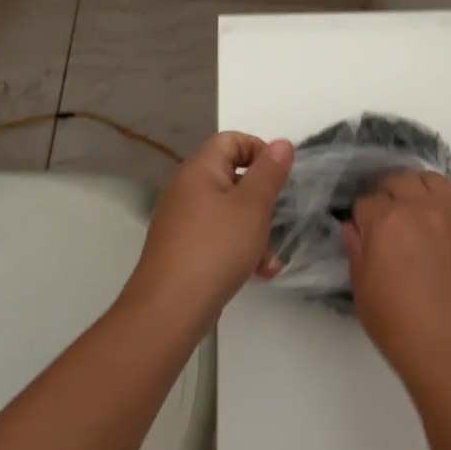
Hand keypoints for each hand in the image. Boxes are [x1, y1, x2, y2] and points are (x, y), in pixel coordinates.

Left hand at [123, 132, 293, 321]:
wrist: (169, 310)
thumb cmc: (216, 248)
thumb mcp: (253, 206)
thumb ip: (270, 172)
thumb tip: (281, 144)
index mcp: (200, 170)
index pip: (232, 140)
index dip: (260, 150)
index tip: (279, 176)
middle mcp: (187, 190)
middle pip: (233, 177)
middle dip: (262, 198)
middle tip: (279, 218)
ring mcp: (182, 221)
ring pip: (229, 211)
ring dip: (256, 229)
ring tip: (271, 259)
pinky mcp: (183, 249)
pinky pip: (218, 237)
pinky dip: (239, 248)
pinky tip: (258, 273)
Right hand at [342, 172, 450, 388]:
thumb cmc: (400, 326)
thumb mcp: (363, 291)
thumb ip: (357, 251)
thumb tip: (354, 227)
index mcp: (387, 221)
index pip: (367, 202)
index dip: (363, 218)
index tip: (366, 235)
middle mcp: (421, 207)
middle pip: (399, 180)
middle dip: (389, 196)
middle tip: (390, 224)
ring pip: (435, 179)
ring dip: (422, 189)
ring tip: (420, 212)